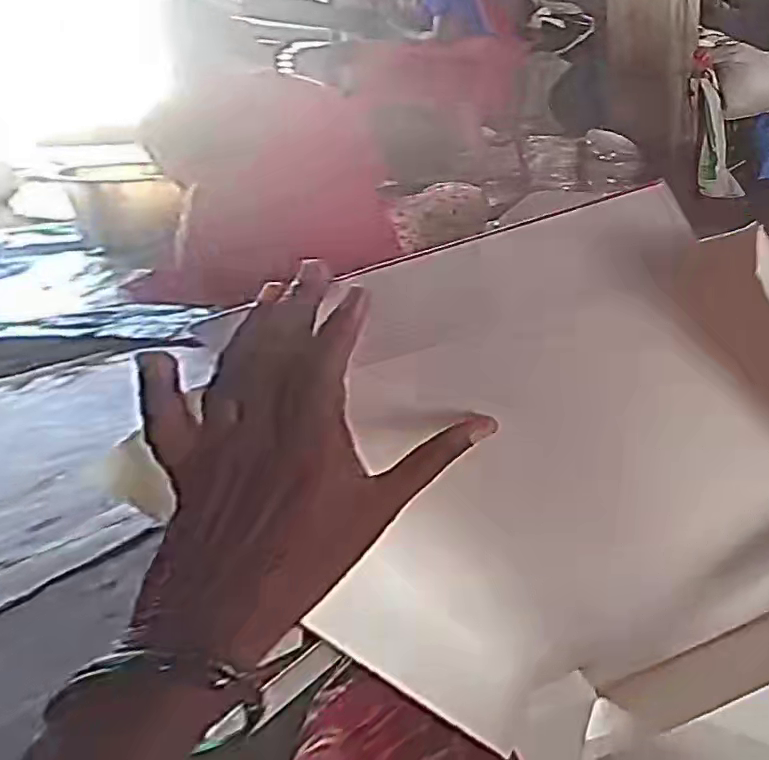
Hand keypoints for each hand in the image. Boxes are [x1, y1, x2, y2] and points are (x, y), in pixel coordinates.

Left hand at [129, 260, 493, 667]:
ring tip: (266, 295)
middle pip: (274, 356)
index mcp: (311, 438)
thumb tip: (482, 426)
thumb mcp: (382, 507)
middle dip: (293, 309)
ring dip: (248, 331)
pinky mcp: (186, 470)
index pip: (323, 364)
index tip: (353, 296)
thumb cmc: (306, 561)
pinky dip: (159, 389)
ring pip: (228, 375)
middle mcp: (259, 434)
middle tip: (309, 272)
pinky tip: (160, 360)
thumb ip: (432, 458)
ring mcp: (215, 449)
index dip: (338, 325)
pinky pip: (168, 421)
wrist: (213, 622)